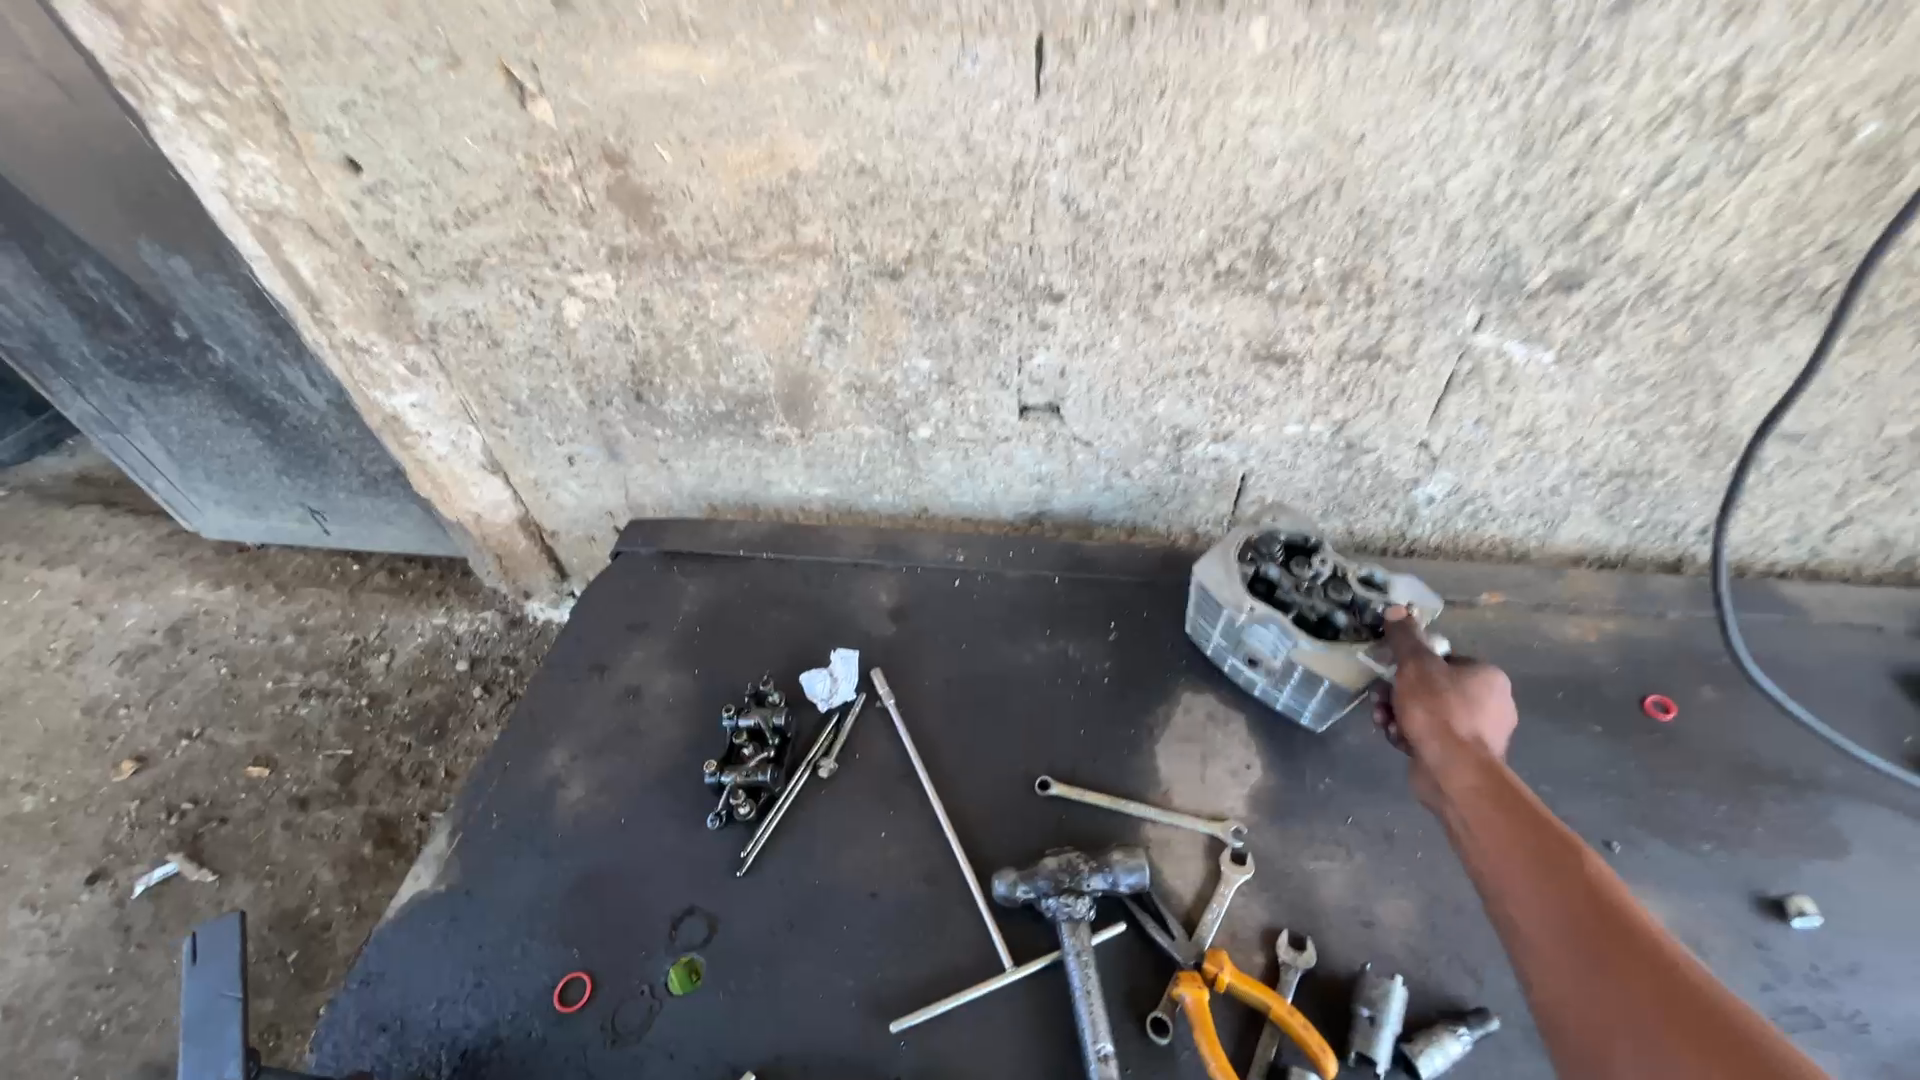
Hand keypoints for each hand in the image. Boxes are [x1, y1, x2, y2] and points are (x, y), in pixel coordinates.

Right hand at [1372, 606, 1516, 805]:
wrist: (1454, 771)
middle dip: (1398, 693)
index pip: (1443, 660)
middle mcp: (1491, 703)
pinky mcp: (1464, 756)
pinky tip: (1397, 740)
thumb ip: (1405, 638)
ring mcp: (1479, 733)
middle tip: (1380, 699)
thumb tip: (1397, 609)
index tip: (1390, 672)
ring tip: (1384, 721)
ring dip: (1397, 714)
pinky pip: (1431, 736)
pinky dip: (1409, 735)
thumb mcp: (1415, 666)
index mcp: (1487, 677)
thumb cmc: (1439, 711)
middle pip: (1430, 688)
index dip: (1411, 665)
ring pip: (1426, 713)